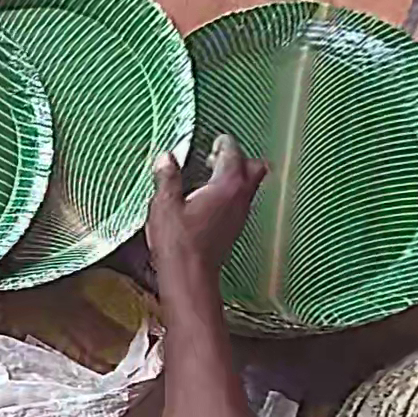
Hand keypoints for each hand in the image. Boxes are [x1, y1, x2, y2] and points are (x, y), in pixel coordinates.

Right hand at [145, 134, 269, 296]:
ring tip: (207, 180)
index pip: (232, 152)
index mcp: (226, 185)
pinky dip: (228, 196)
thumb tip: (166, 158)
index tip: (214, 140)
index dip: (223, 143)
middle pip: (253, 167)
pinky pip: (238, 204)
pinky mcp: (233, 230)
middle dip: (238, 159)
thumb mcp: (164, 206)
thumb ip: (167, 178)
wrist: (189, 276)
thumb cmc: (177, 242)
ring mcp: (240, 215)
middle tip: (215, 159)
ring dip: (233, 178)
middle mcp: (240, 197)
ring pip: (248, 186)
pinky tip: (206, 204)